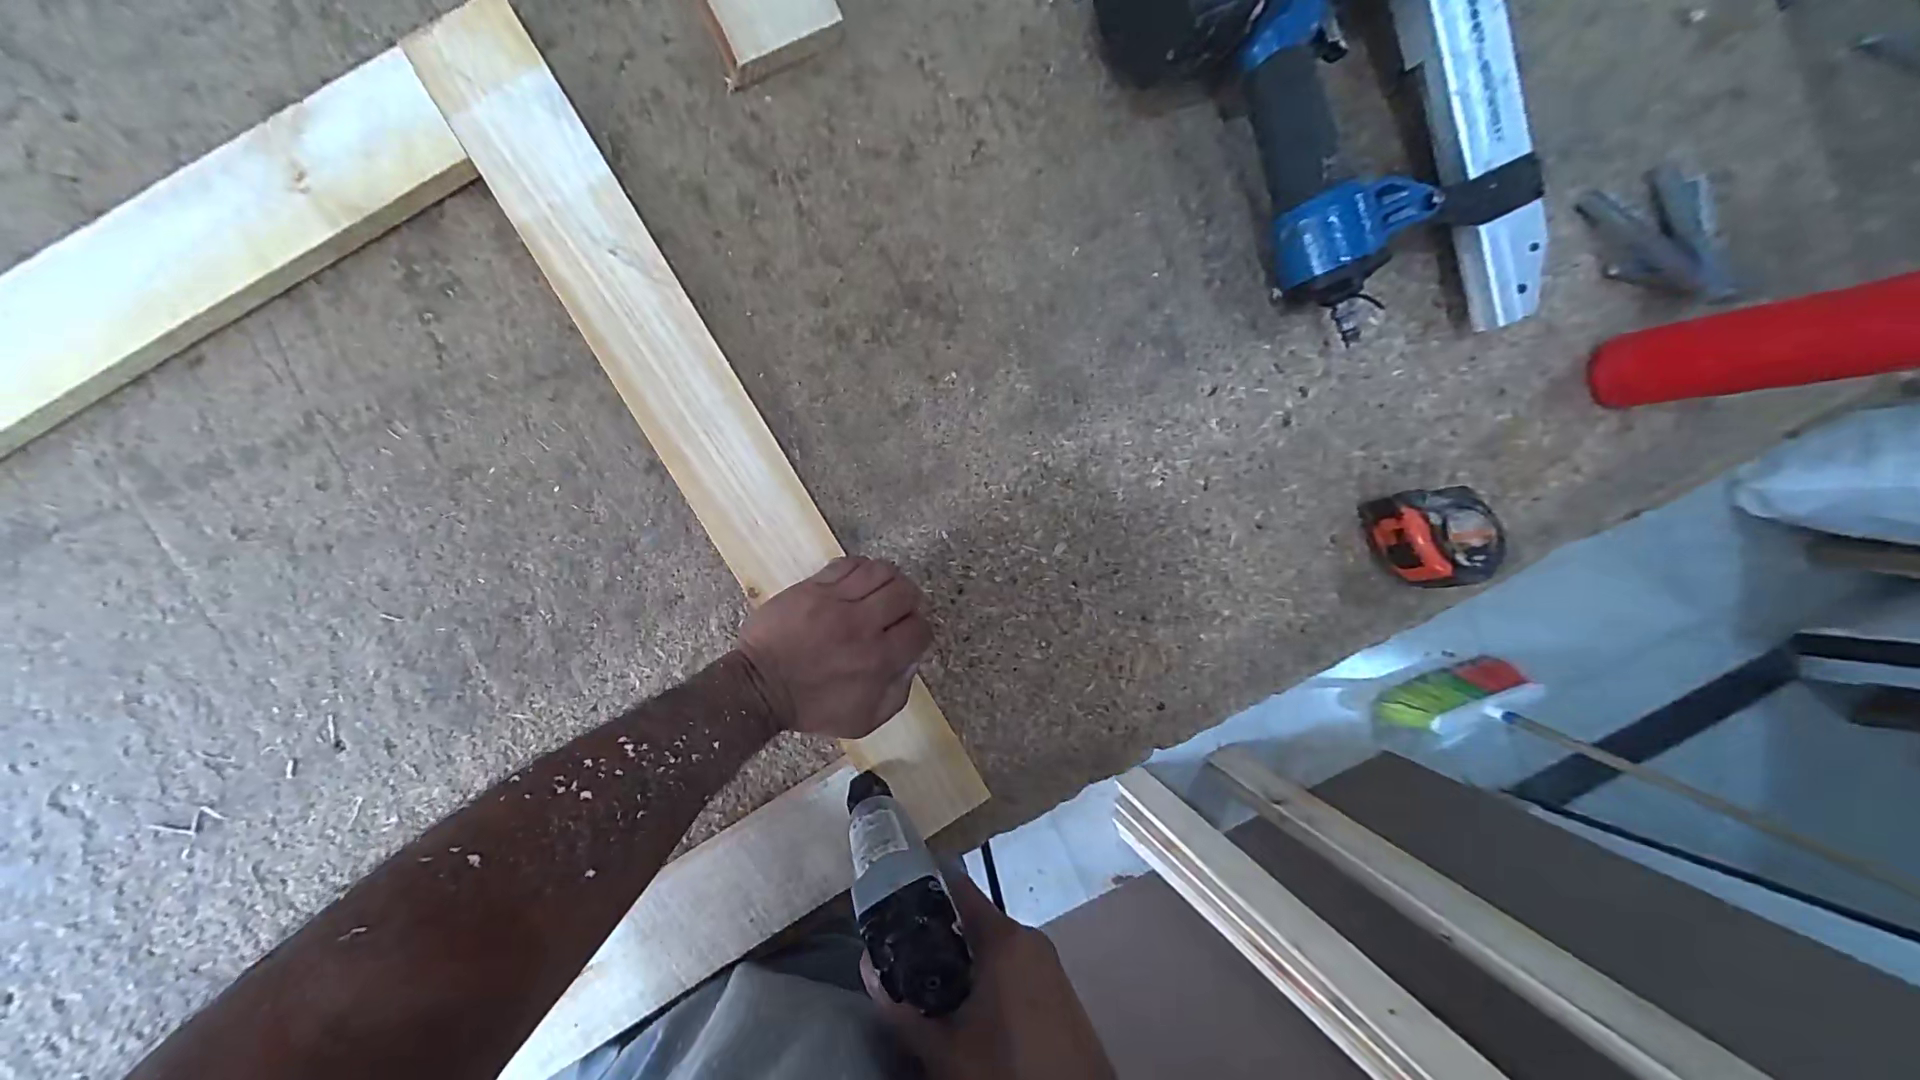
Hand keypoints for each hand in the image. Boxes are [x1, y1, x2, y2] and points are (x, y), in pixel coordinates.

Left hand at [736, 556, 932, 739]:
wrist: (759, 687)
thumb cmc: (811, 707)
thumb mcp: (864, 719)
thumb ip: (897, 693)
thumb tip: (911, 661)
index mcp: (878, 659)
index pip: (919, 628)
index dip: (919, 629)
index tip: (908, 633)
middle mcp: (862, 625)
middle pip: (905, 593)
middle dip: (909, 600)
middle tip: (898, 609)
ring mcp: (836, 602)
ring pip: (880, 571)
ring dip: (888, 580)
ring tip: (879, 591)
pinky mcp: (813, 587)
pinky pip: (849, 564)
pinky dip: (861, 569)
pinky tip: (857, 581)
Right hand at [862, 868, 1114, 1079]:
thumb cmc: (1009, 1070)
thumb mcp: (946, 1050)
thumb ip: (902, 1011)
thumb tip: (868, 970)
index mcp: (1004, 937)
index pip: (957, 887)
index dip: (923, 885)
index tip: (894, 893)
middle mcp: (1028, 936)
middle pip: (972, 918)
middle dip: (937, 932)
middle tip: (903, 950)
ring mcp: (1046, 960)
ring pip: (993, 943)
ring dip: (962, 957)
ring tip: (929, 980)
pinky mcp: (1056, 985)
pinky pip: (1013, 962)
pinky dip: (987, 973)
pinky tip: (969, 1005)